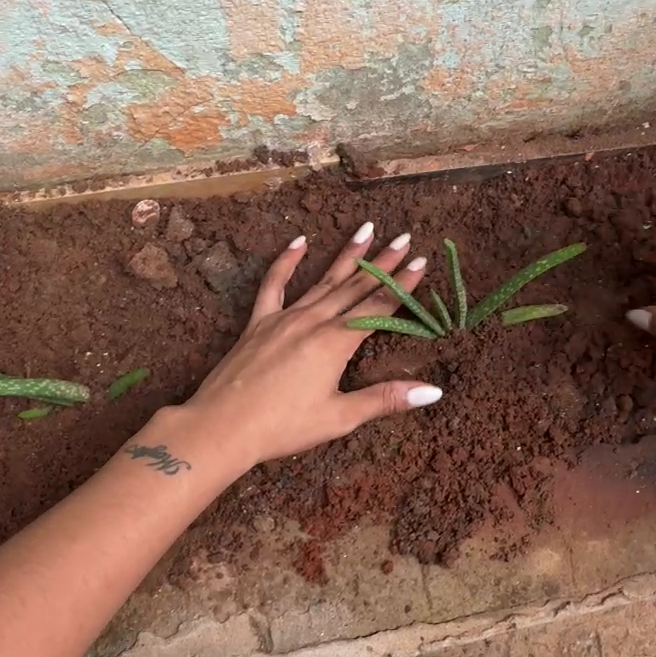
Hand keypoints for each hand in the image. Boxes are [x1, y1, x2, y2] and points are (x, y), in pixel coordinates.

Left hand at [170, 222, 443, 469]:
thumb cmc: (283, 427)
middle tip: (405, 237)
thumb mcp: (340, 417)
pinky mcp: (258, 323)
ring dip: (347, 255)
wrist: (221, 427)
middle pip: (355, 286)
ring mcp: (284, 318)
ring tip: (367, 229)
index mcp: (335, 343)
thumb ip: (385, 399)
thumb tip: (433, 392)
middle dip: (383, 262)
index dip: (402, 284)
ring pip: (323, 280)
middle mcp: (312, 322)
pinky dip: (286, 262)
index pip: (378, 306)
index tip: (421, 260)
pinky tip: (299, 241)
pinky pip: (274, 285)